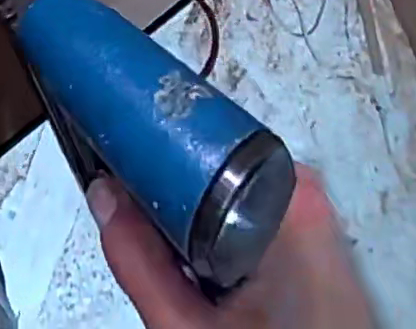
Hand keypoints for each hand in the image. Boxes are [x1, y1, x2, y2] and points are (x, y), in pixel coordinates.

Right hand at [91, 165, 375, 327]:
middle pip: (211, 165)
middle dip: (172, 196)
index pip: (200, 143)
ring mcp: (311, 209)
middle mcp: (302, 189)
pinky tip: (208, 273)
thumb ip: (140, 263)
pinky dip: (218, 231)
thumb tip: (104, 196)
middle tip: (147, 234)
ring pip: (224, 187)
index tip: (120, 168)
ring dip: (193, 217)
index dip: (154, 154)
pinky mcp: (312, 231)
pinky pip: (246, 208)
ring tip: (180, 264)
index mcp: (285, 195)